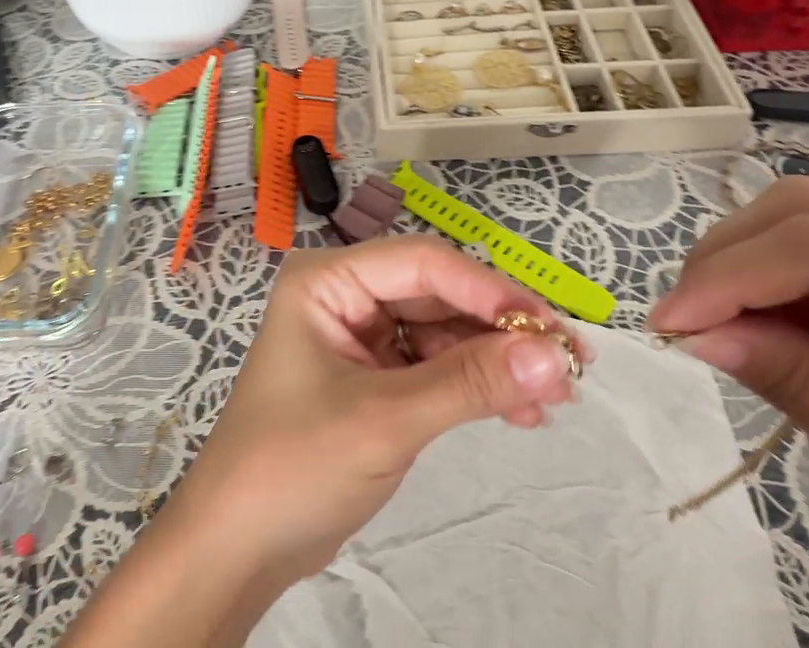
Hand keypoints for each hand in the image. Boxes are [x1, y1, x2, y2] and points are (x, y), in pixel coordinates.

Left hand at [173, 235, 584, 578]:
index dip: (491, 291)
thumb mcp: (386, 419)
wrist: (238, 545)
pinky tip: (521, 412)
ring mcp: (359, 338)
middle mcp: (344, 297)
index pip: (424, 264)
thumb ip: (471, 383)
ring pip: (444, 331)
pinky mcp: (373, 378)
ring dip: (497, 361)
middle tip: (570, 365)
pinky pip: (435, 366)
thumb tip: (555, 355)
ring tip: (555, 398)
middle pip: (440, 294)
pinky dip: (475, 386)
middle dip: (502, 330)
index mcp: (327, 281)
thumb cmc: (295, 465)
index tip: (553, 330)